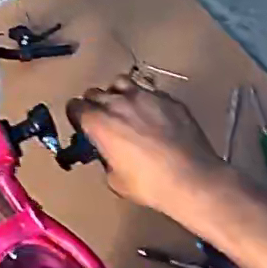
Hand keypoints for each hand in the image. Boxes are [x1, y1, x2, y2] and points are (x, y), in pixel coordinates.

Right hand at [66, 77, 232, 218]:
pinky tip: (153, 116)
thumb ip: (106, 160)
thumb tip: (109, 155)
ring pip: (120, 82)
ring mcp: (145, 96)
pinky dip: (145, 100)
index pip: (74, 106)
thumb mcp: (116, 181)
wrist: (192, 179)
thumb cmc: (150, 185)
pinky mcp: (168, 99)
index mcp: (99, 123)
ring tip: (125, 109)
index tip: (82, 125)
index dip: (76, 116)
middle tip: (103, 120)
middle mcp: (118, 103)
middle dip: (94, 105)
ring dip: (117, 94)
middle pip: (94, 92)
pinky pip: (149, 91)